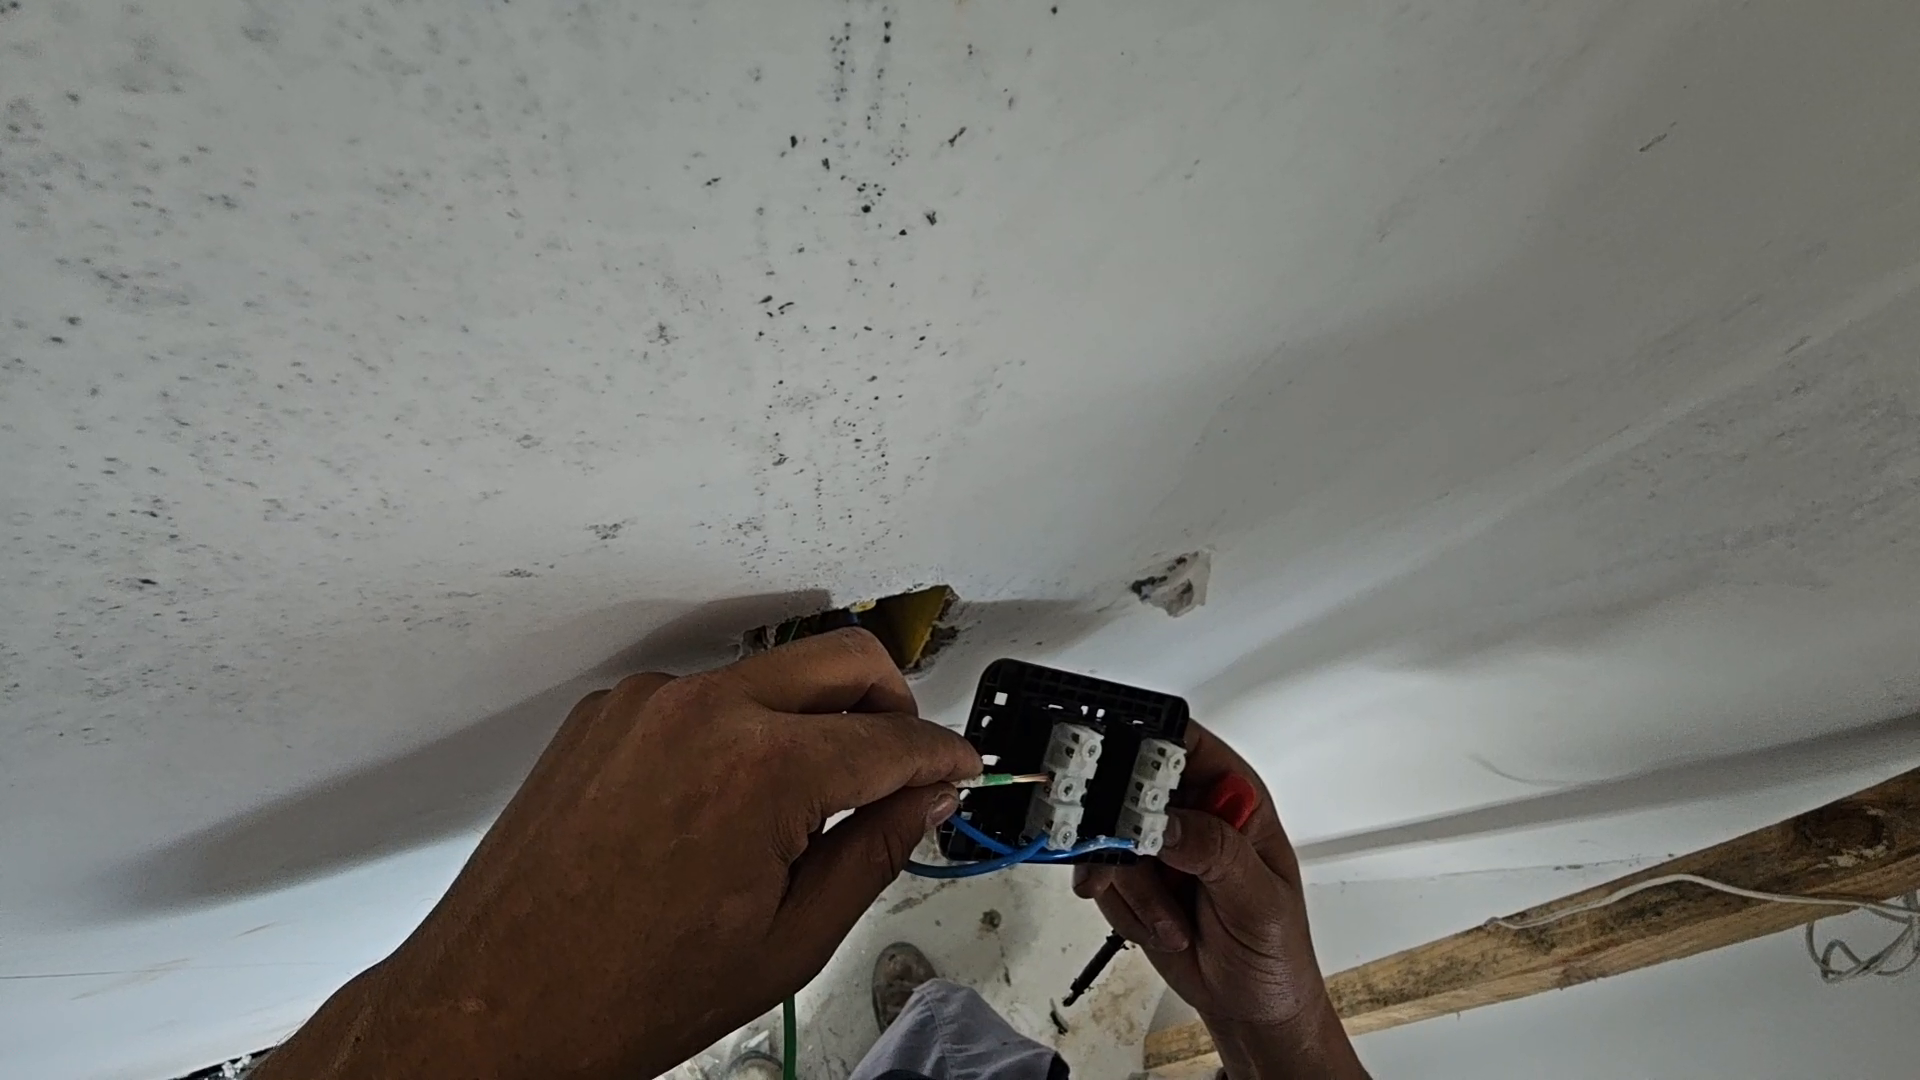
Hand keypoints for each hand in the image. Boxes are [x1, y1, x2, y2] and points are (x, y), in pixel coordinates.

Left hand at [255, 628, 979, 1079]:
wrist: (488, 1012)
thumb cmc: (631, 993)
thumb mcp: (790, 940)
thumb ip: (876, 850)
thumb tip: (928, 796)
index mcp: (763, 771)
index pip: (893, 738)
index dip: (941, 753)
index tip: (957, 764)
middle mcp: (709, 709)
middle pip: (848, 656)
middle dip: (895, 700)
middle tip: (903, 756)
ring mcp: (653, 698)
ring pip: (781, 670)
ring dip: (818, 714)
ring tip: (807, 791)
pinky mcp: (614, 706)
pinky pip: (712, 692)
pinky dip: (745, 725)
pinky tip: (729, 790)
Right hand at [1072, 721, 1366, 1078]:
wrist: (1248, 1007)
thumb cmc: (1275, 950)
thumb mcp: (1258, 901)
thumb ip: (1218, 853)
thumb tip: (1170, 823)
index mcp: (1230, 793)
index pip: (1184, 742)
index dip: (1151, 743)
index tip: (1127, 776)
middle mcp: (1190, 807)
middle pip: (1129, 781)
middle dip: (1123, 825)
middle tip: (1126, 855)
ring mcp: (1157, 839)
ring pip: (1108, 831)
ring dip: (1131, 883)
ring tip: (1168, 918)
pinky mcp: (1132, 870)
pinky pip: (1100, 868)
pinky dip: (1120, 903)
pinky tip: (1155, 924)